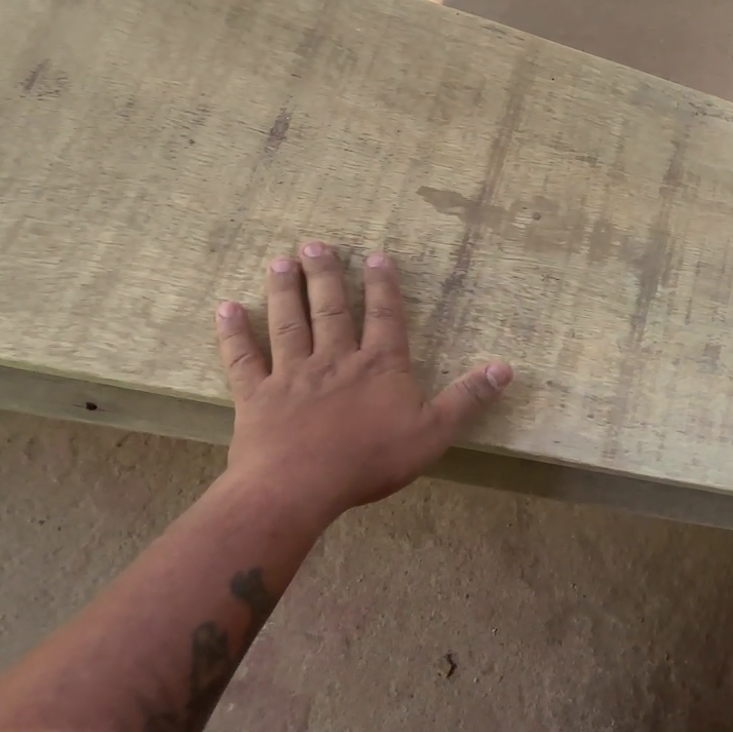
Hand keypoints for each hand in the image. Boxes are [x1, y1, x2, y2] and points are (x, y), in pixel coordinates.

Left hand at [213, 241, 513, 523]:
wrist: (298, 487)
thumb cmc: (371, 459)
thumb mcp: (435, 431)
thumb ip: (468, 398)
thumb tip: (505, 368)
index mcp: (380, 365)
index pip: (385, 316)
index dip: (383, 285)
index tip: (377, 255)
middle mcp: (336, 359)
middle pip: (331, 308)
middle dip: (326, 274)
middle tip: (315, 244)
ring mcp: (293, 374)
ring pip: (289, 322)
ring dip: (285, 290)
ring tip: (281, 261)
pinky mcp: (256, 395)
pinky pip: (243, 358)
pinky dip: (234, 333)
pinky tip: (227, 308)